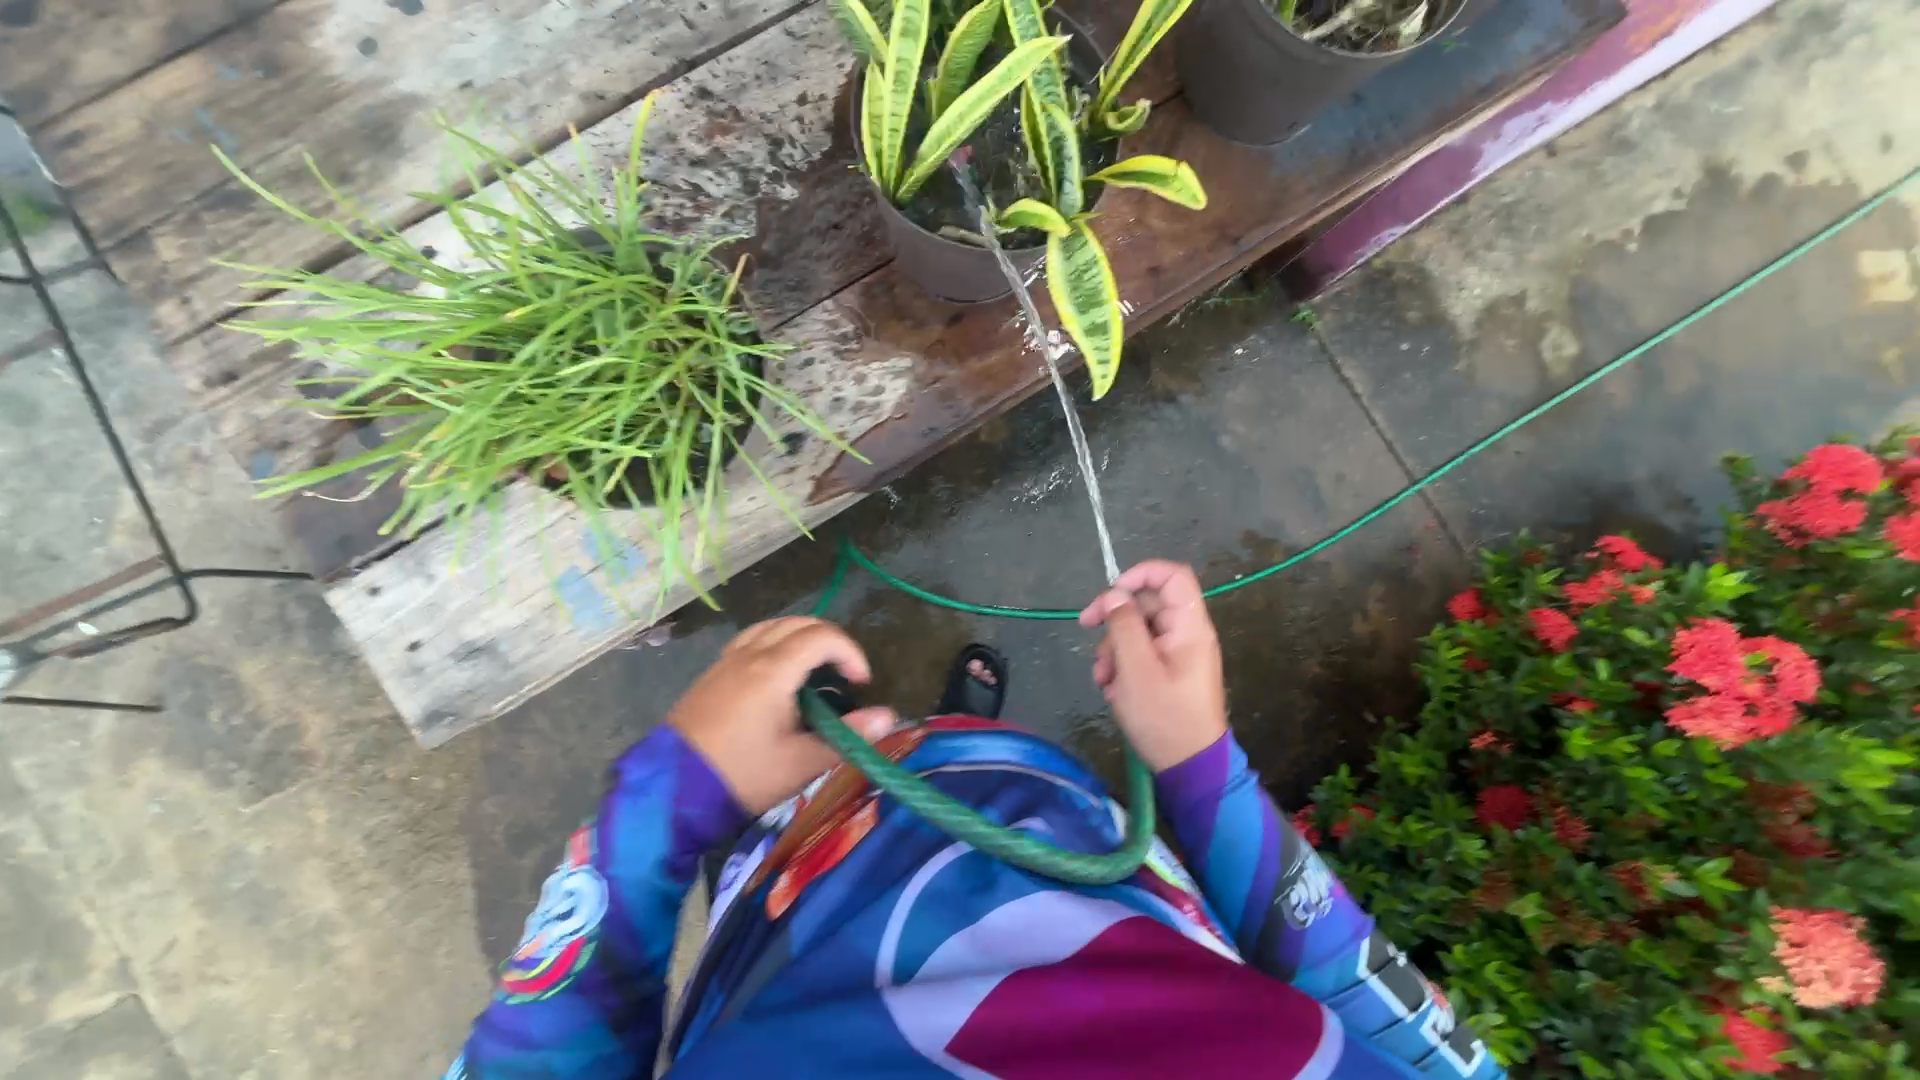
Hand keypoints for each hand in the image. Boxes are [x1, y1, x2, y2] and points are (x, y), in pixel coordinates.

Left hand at [668, 617, 896, 814]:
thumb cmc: (742, 775)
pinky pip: (750, 640)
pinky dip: (775, 643)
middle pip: (798, 623)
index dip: (850, 653)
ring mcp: (726, 661)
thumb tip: (888, 716)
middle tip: (844, 674)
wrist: (670, 792)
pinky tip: (778, 675)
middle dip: (830, 640)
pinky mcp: (712, 674)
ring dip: (801, 637)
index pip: (823, 637)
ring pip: (772, 626)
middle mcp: (750, 655)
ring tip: (815, 668)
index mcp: (774, 670)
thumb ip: (846, 737)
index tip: (861, 683)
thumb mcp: (801, 762)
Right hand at [1078, 561, 1227, 771]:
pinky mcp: (1169, 673)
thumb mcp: (1136, 669)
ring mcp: (1178, 654)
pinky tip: (1114, 689)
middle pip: (1147, 604)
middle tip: (1087, 632)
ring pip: (1138, 630)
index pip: (1172, 576)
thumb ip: (1124, 626)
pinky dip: (1123, 666)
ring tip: (1104, 678)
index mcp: (1189, 626)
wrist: (1189, 767)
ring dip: (1113, 648)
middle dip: (1115, 619)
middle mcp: (1187, 634)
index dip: (1140, 574)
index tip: (1110, 593)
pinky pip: (1142, 654)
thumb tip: (1115, 595)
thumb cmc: (1164, 716)